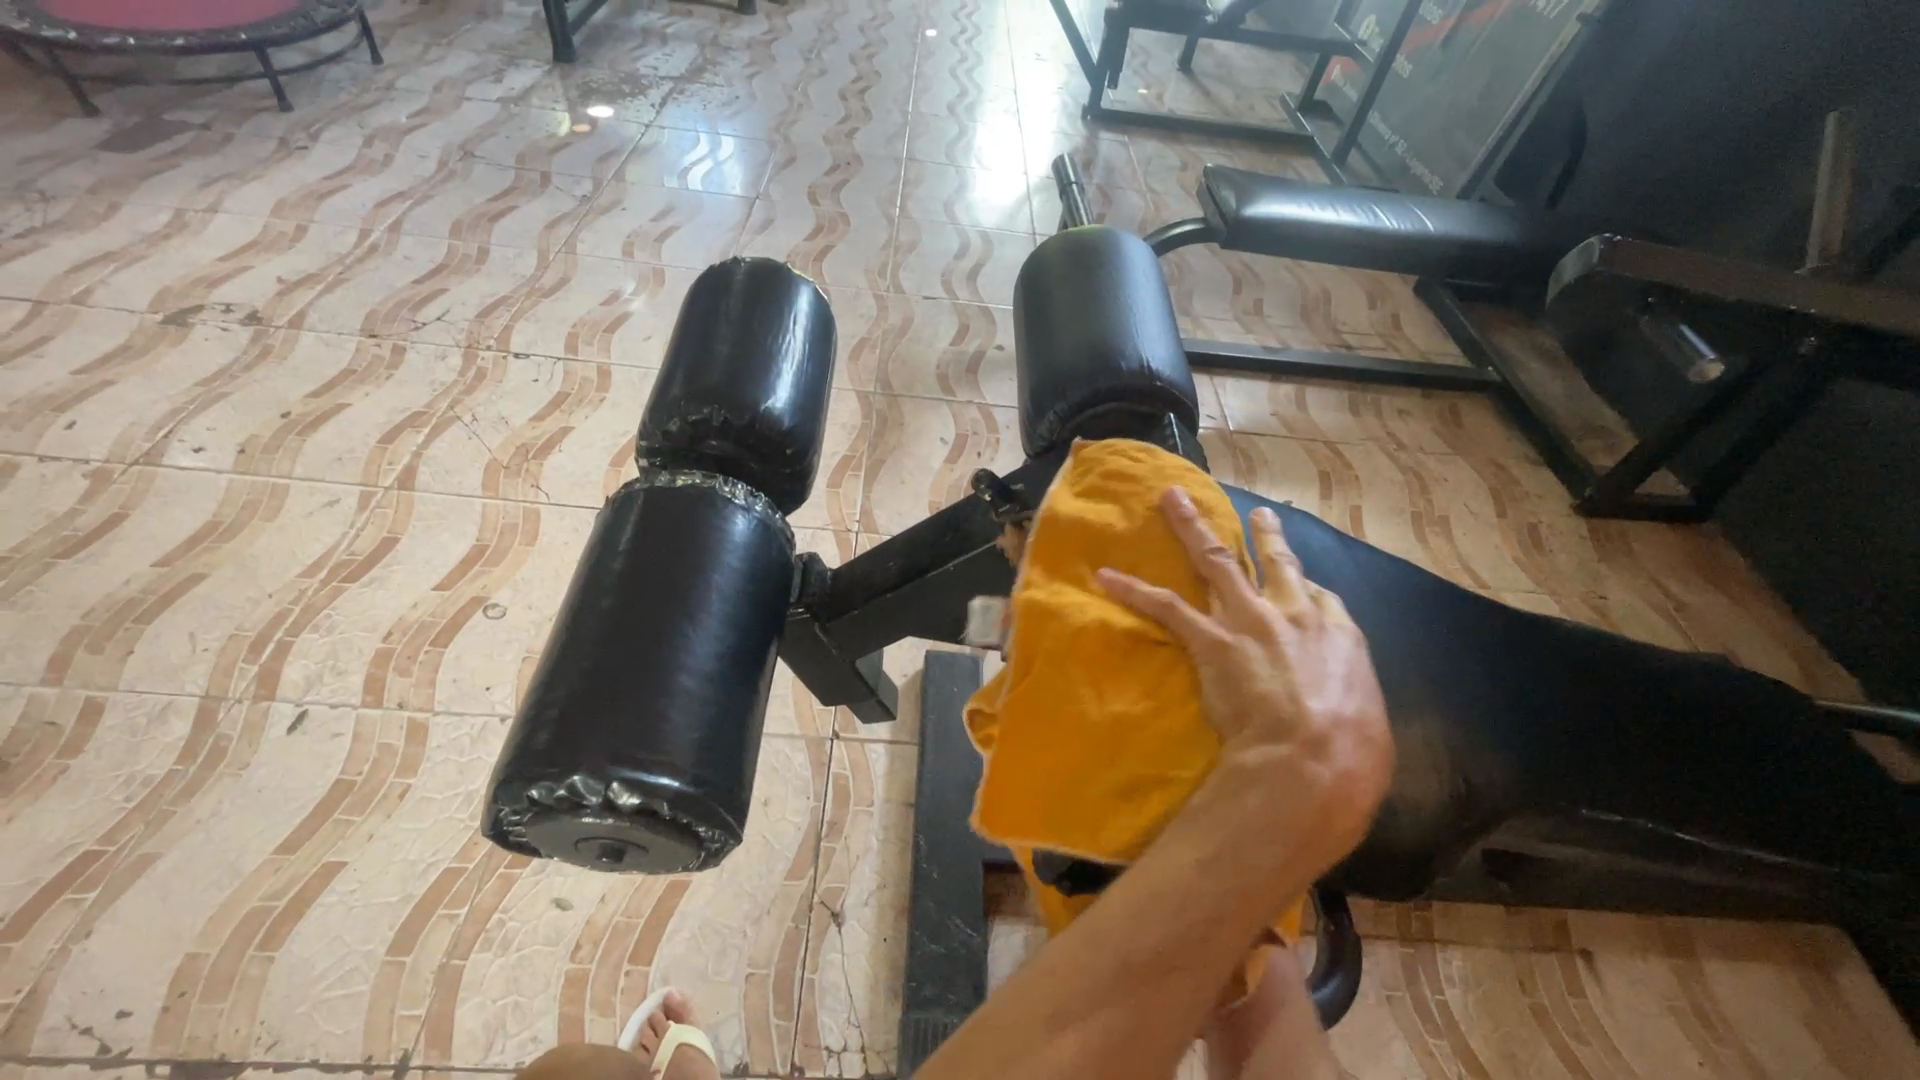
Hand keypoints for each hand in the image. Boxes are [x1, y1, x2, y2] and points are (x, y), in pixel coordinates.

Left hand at [1096, 489, 1393, 871]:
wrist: (1311, 758)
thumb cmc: (1352, 754)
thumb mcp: (1369, 719)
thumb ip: (1351, 701)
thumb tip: (1340, 711)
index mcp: (1339, 634)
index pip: (1319, 596)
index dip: (1303, 586)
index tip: (1296, 580)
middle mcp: (1294, 613)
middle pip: (1274, 561)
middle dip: (1262, 533)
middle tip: (1253, 511)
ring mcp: (1248, 619)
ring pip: (1215, 560)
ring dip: (1191, 527)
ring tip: (1172, 500)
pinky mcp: (1210, 638)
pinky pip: (1165, 605)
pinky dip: (1133, 590)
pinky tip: (1106, 576)